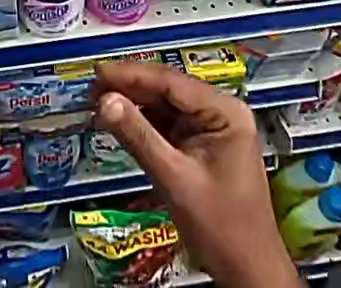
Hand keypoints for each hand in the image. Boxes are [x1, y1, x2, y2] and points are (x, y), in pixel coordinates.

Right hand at [93, 62, 301, 287]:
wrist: (248, 272)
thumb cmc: (220, 227)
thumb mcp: (174, 179)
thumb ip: (138, 136)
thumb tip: (104, 101)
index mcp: (224, 111)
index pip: (171, 82)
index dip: (131, 74)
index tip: (98, 72)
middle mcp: (220, 110)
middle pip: (167, 89)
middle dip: (129, 88)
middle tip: (92, 88)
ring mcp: (211, 126)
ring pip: (164, 104)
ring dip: (133, 104)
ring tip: (98, 102)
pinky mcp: (200, 142)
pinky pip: (167, 123)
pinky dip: (143, 122)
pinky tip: (120, 121)